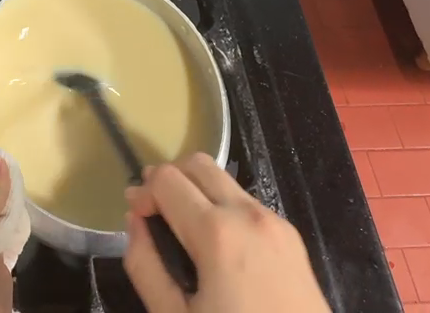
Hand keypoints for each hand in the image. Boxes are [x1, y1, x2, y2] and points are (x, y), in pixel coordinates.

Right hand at [124, 153, 329, 312]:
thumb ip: (145, 265)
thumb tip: (135, 221)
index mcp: (217, 232)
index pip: (165, 178)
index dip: (143, 192)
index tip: (136, 218)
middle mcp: (248, 214)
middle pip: (197, 163)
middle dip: (169, 180)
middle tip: (156, 214)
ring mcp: (276, 223)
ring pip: (224, 180)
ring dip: (197, 191)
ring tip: (185, 232)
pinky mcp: (294, 239)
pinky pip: (247, 203)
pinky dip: (223, 207)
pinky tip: (218, 249)